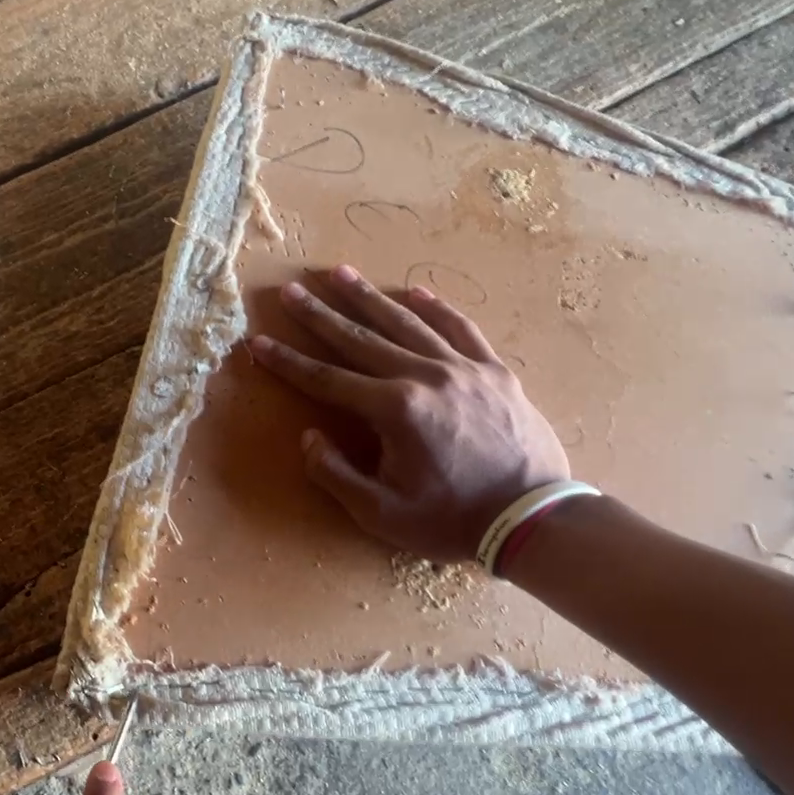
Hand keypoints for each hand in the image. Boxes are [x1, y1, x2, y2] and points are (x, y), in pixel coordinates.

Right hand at [247, 264, 567, 561]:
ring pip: (407, 323)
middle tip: (291, 290)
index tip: (259, 342)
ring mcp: (464, 369)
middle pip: (360, 339)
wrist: (534, 520)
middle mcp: (425, 377)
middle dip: (320, 315)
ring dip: (369, 297)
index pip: (326, 379)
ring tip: (341, 274)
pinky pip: (461, 329)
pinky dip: (436, 308)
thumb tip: (310, 437)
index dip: (288, 362)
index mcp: (394, 410)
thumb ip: (335, 473)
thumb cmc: (451, 521)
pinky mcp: (495, 372)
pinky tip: (415, 292)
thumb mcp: (379, 512)